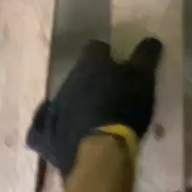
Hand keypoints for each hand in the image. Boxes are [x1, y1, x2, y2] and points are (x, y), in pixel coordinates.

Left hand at [26, 38, 162, 174]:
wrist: (101, 153)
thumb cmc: (125, 108)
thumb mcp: (144, 77)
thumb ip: (146, 55)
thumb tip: (151, 38)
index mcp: (90, 62)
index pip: (95, 47)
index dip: (106, 54)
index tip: (116, 63)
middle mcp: (68, 78)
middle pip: (80, 72)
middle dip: (91, 78)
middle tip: (107, 90)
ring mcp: (54, 108)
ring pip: (64, 95)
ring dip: (76, 100)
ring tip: (91, 112)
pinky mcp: (46, 135)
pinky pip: (40, 126)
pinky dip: (47, 123)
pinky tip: (54, 125)